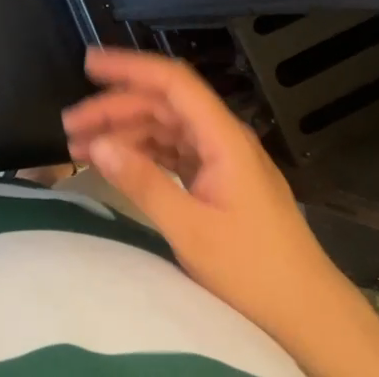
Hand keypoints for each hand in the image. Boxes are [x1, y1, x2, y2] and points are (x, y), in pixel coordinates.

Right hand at [62, 48, 338, 324]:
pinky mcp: (220, 181)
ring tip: (82, 147)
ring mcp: (223, 160)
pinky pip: (174, 152)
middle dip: (114, 109)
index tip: (88, 64)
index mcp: (223, 138)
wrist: (308, 315)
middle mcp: (223, 139)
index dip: (129, 67)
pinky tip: (116, 164)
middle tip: (70, 125)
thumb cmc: (254, 271)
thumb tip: (98, 144)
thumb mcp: (192, 230)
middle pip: (163, 105)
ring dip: (125, 132)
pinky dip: (142, 153)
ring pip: (165, 128)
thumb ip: (143, 182)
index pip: (172, 82)